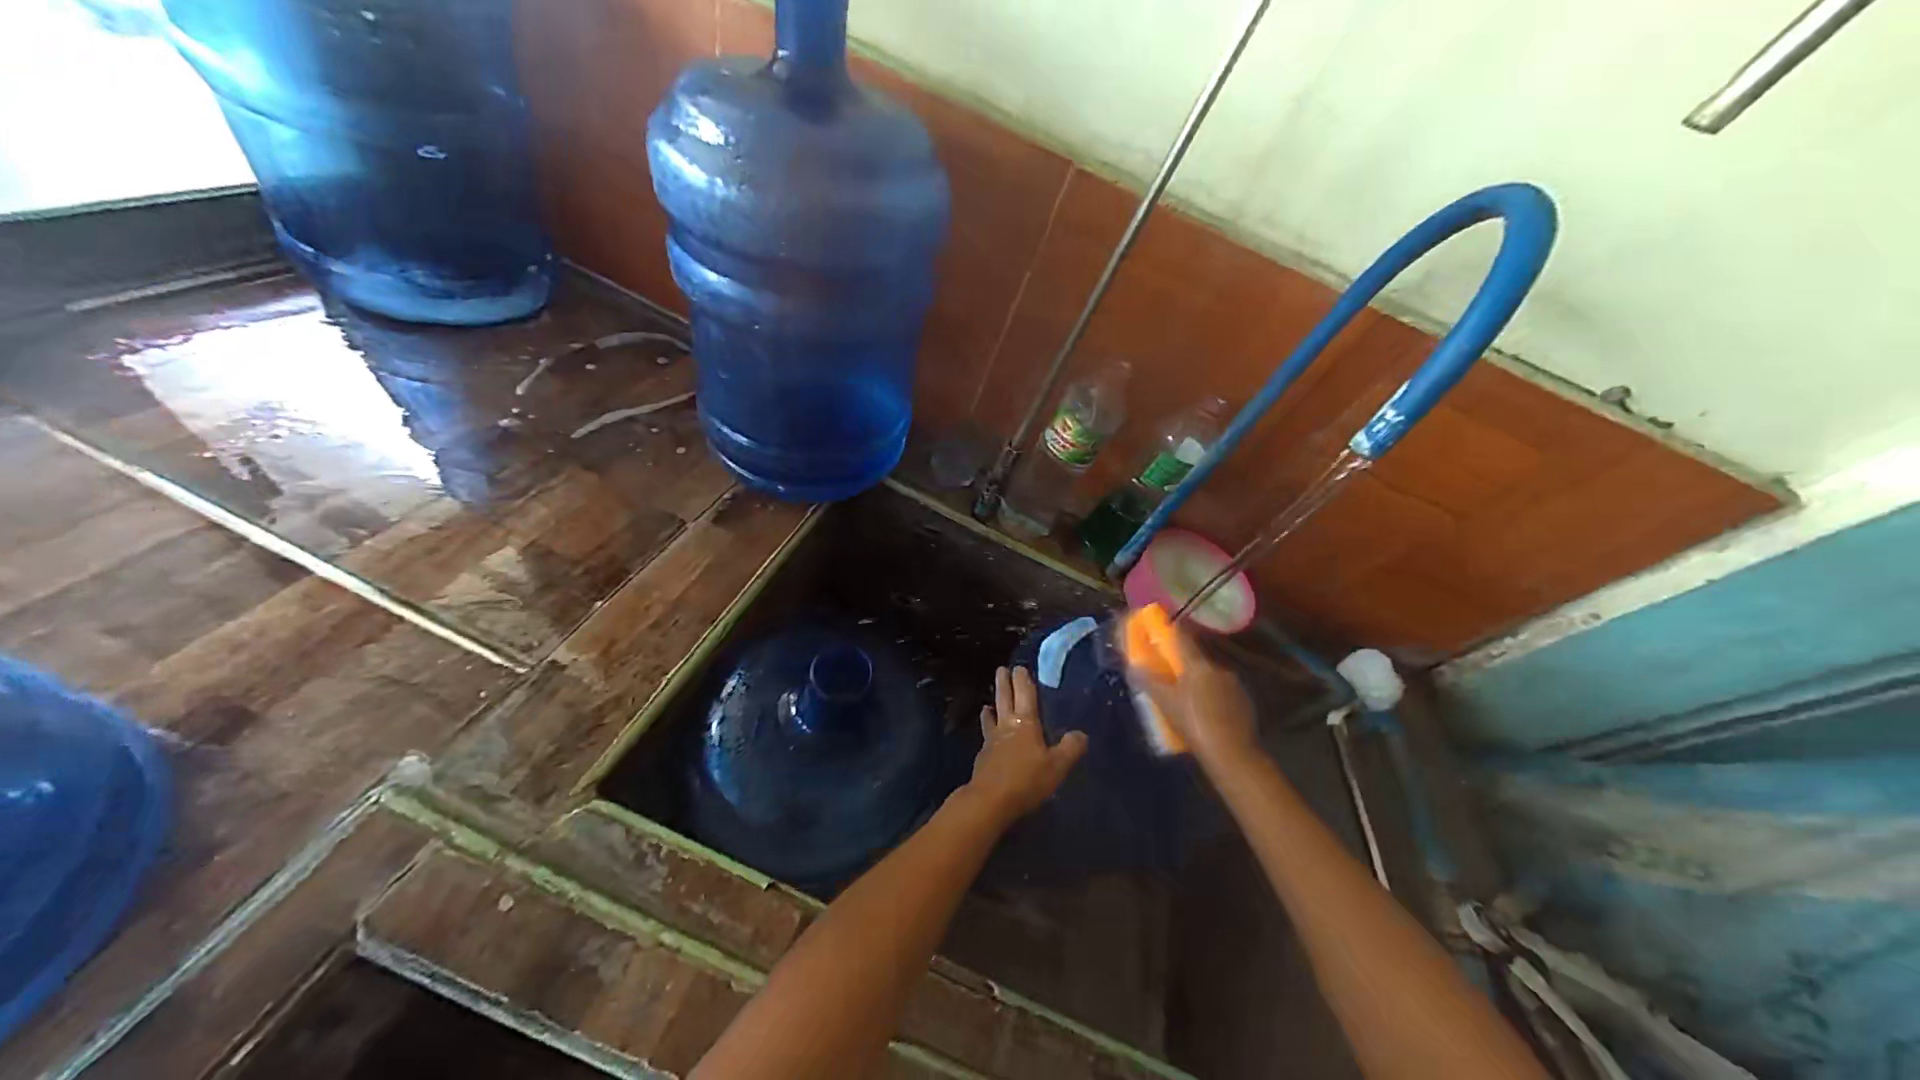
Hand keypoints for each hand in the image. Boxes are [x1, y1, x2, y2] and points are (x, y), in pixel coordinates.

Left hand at [965, 666, 1087, 823]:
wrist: (991, 799)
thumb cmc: (1027, 779)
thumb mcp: (1057, 766)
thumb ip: (1070, 748)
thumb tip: (1081, 734)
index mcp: (1026, 723)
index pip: (1025, 695)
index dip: (1023, 680)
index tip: (1019, 667)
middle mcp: (1007, 726)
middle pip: (1005, 699)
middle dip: (1004, 683)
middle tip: (1002, 669)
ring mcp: (992, 740)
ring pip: (992, 716)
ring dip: (993, 706)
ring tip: (989, 702)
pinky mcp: (984, 756)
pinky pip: (987, 735)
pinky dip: (988, 729)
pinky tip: (988, 735)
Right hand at [1131, 622, 1258, 764]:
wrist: (1232, 754)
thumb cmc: (1193, 723)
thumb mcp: (1165, 704)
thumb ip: (1148, 681)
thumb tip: (1133, 666)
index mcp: (1198, 665)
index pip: (1182, 638)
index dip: (1169, 631)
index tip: (1159, 631)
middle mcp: (1218, 668)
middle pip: (1195, 659)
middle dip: (1181, 665)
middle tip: (1167, 676)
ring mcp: (1234, 685)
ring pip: (1210, 677)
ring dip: (1197, 683)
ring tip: (1185, 700)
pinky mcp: (1244, 703)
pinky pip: (1222, 692)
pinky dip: (1211, 697)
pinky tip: (1204, 714)